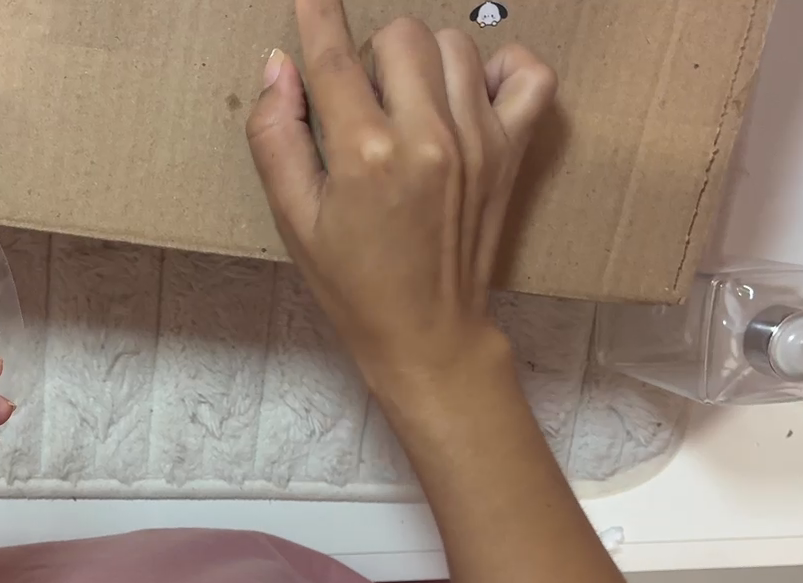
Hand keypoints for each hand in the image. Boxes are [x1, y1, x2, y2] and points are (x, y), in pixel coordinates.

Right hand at [246, 0, 554, 405]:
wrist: (424, 331)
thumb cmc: (350, 285)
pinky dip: (497, 69)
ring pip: (453, 44)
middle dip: (371, 57)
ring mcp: (480, 137)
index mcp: (364, 156)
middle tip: (360, 105)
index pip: (336, 59)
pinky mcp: (514, 147)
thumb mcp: (294, 224)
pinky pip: (525, 69)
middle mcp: (427, 134)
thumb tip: (277, 68)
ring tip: (405, 110)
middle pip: (399, 36)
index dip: (316, 19)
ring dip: (421, 64)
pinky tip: (465, 99)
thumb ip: (277, 142)